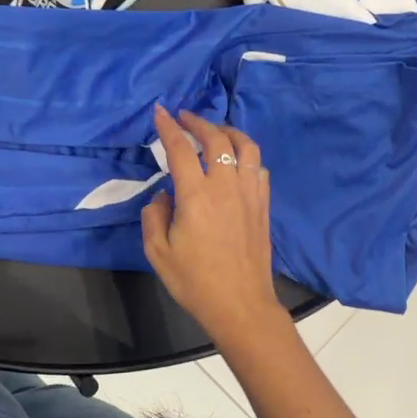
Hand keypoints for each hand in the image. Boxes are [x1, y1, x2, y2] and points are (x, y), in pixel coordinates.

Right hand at [141, 105, 285, 344]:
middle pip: (216, 139)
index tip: (159, 113)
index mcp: (196, 196)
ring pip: (246, 147)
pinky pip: (258, 168)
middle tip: (184, 117)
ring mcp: (249, 194)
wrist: (240, 304)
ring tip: (215, 131)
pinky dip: (246, 155)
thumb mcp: (158, 252)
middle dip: (198, 122)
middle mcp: (225, 186)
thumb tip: (163, 196)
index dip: (168, 127)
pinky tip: (236, 161)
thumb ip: (154, 216)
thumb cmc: (194, 281)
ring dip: (228, 132)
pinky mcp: (262, 206)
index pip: (180, 149)